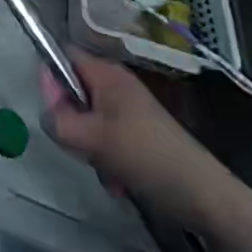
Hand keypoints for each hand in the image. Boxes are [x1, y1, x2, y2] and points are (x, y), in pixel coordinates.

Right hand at [41, 47, 240, 227]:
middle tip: (78, 143)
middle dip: (70, 120)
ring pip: (87, 120)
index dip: (50, 78)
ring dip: (88, 146)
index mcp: (107, 74)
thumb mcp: (90, 137)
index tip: (54, 109)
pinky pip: (106, 139)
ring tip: (104, 167)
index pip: (63, 55)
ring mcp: (130, 111)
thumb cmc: (144, 155)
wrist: (203, 196)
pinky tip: (119, 180)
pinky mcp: (139, 135)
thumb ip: (57, 119)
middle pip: (73, 91)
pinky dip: (106, 158)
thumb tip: (47, 112)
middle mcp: (117, 86)